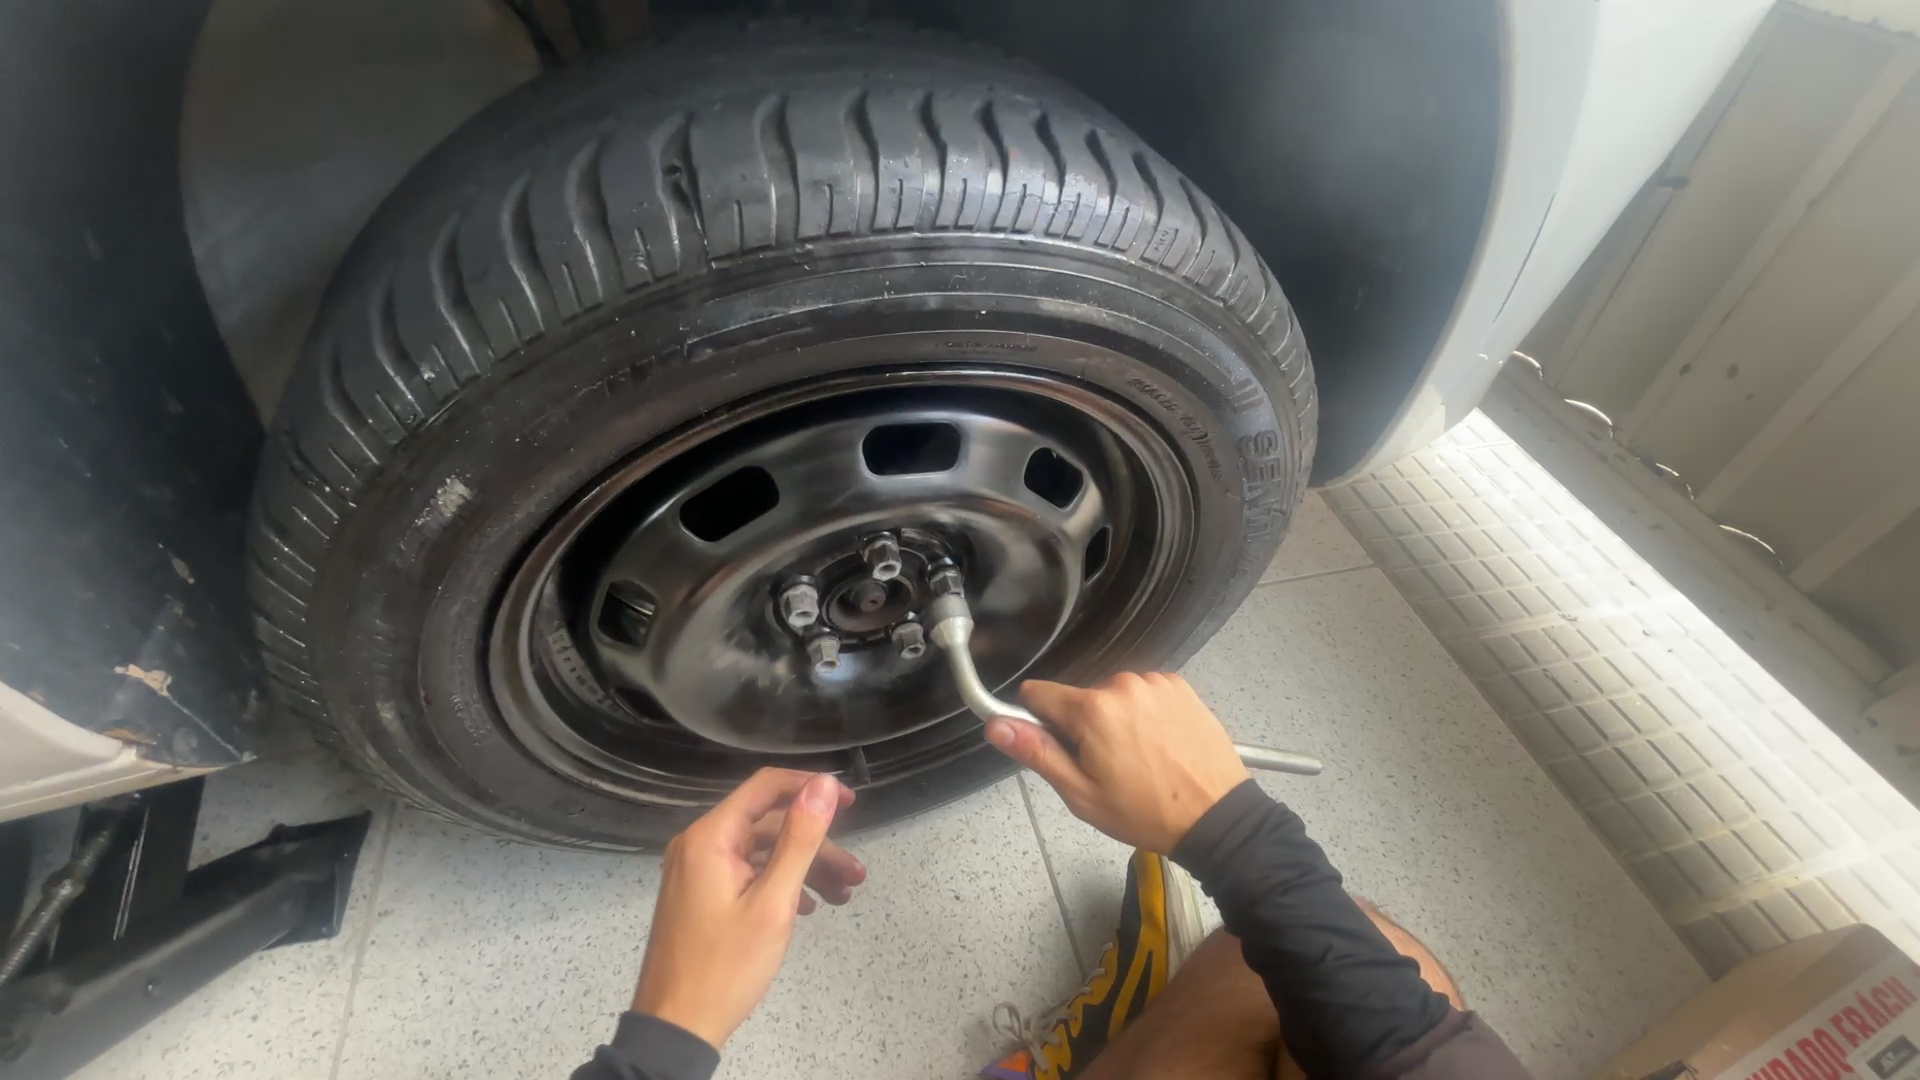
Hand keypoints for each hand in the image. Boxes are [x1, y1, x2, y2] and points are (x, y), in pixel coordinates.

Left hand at [632, 769, 864, 1048]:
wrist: (674, 1034)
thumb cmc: (725, 967)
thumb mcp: (773, 902)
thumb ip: (800, 838)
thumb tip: (825, 783)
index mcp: (711, 836)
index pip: (767, 786)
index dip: (811, 786)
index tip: (850, 802)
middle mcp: (700, 844)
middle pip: (769, 825)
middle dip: (817, 845)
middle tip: (856, 873)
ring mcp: (698, 870)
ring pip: (763, 852)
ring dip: (805, 868)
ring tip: (844, 896)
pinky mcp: (701, 894)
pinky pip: (748, 873)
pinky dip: (781, 883)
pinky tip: (810, 906)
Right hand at [986, 672, 1249, 852]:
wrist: (1218, 818)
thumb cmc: (1144, 812)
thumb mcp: (1081, 793)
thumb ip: (1036, 752)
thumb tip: (994, 724)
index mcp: (1092, 710)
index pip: (1038, 694)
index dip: (1039, 720)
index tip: (1059, 747)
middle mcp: (1121, 684)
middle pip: (1080, 698)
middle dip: (1084, 725)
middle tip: (1108, 766)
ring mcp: (1154, 681)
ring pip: (1113, 695)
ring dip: (1117, 718)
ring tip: (1140, 757)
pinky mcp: (1180, 684)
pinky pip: (1145, 692)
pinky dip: (1146, 711)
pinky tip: (1161, 742)